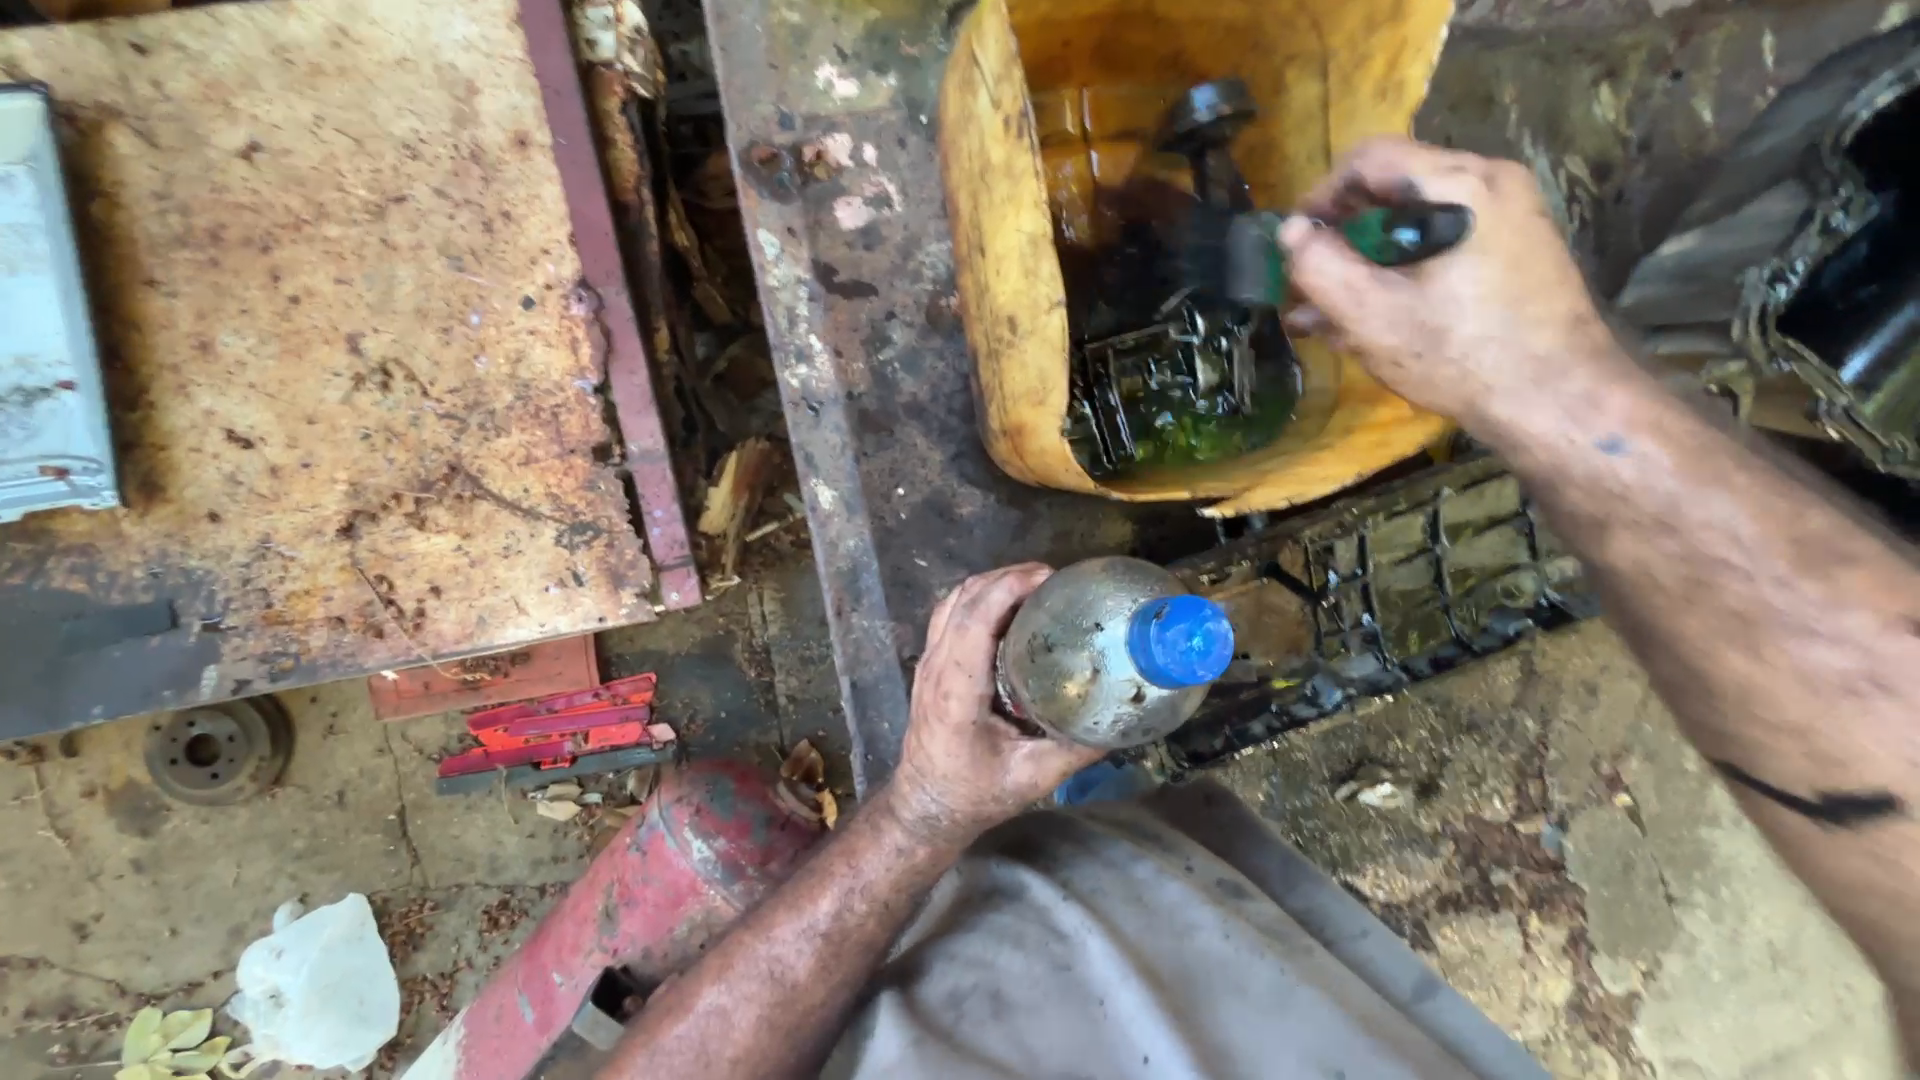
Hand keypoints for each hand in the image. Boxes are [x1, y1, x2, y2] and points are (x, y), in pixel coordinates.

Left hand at [883, 563, 1106, 846]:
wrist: (926, 806)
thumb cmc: (975, 794)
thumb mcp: (1033, 778)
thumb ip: (1078, 749)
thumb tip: (1124, 718)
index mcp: (957, 692)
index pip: (973, 621)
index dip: (1007, 589)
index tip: (1047, 577)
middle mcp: (936, 668)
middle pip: (963, 600)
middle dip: (1006, 577)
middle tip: (1053, 579)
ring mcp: (926, 663)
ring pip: (952, 601)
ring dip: (991, 583)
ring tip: (1035, 585)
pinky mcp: (929, 664)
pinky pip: (948, 613)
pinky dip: (978, 597)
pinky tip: (1009, 606)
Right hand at [1278, 136, 1618, 430]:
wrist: (1557, 399)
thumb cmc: (1460, 355)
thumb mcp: (1371, 315)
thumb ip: (1319, 267)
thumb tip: (1290, 232)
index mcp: (1460, 185)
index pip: (1368, 159)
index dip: (1319, 198)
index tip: (1294, 247)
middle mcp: (1490, 184)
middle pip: (1391, 191)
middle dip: (1339, 241)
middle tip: (1306, 291)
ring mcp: (1508, 216)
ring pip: (1413, 223)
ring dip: (1364, 265)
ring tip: (1327, 318)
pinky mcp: (1513, 249)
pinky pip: (1440, 244)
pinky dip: (1400, 273)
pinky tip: (1372, 320)